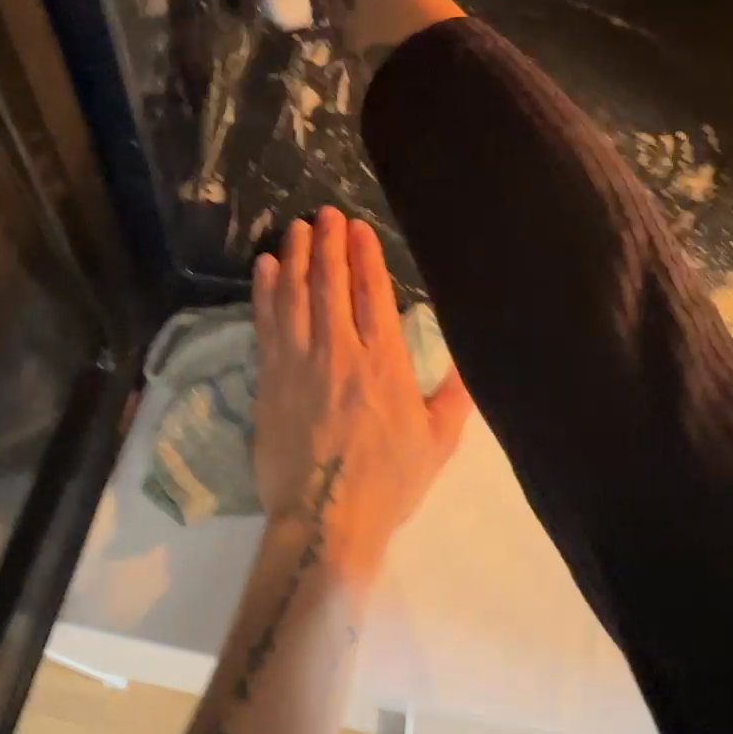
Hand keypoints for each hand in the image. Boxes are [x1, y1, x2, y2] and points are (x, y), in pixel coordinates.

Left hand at [251, 207, 471, 578]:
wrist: (325, 520)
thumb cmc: (387, 484)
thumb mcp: (437, 443)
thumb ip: (453, 398)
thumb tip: (467, 362)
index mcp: (383, 363)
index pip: (371, 294)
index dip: (364, 256)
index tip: (358, 228)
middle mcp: (339, 351)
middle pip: (330, 284)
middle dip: (327, 244)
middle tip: (324, 213)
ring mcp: (298, 362)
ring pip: (295, 296)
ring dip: (295, 258)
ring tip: (296, 229)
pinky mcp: (268, 379)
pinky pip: (265, 324)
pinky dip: (265, 292)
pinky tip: (265, 268)